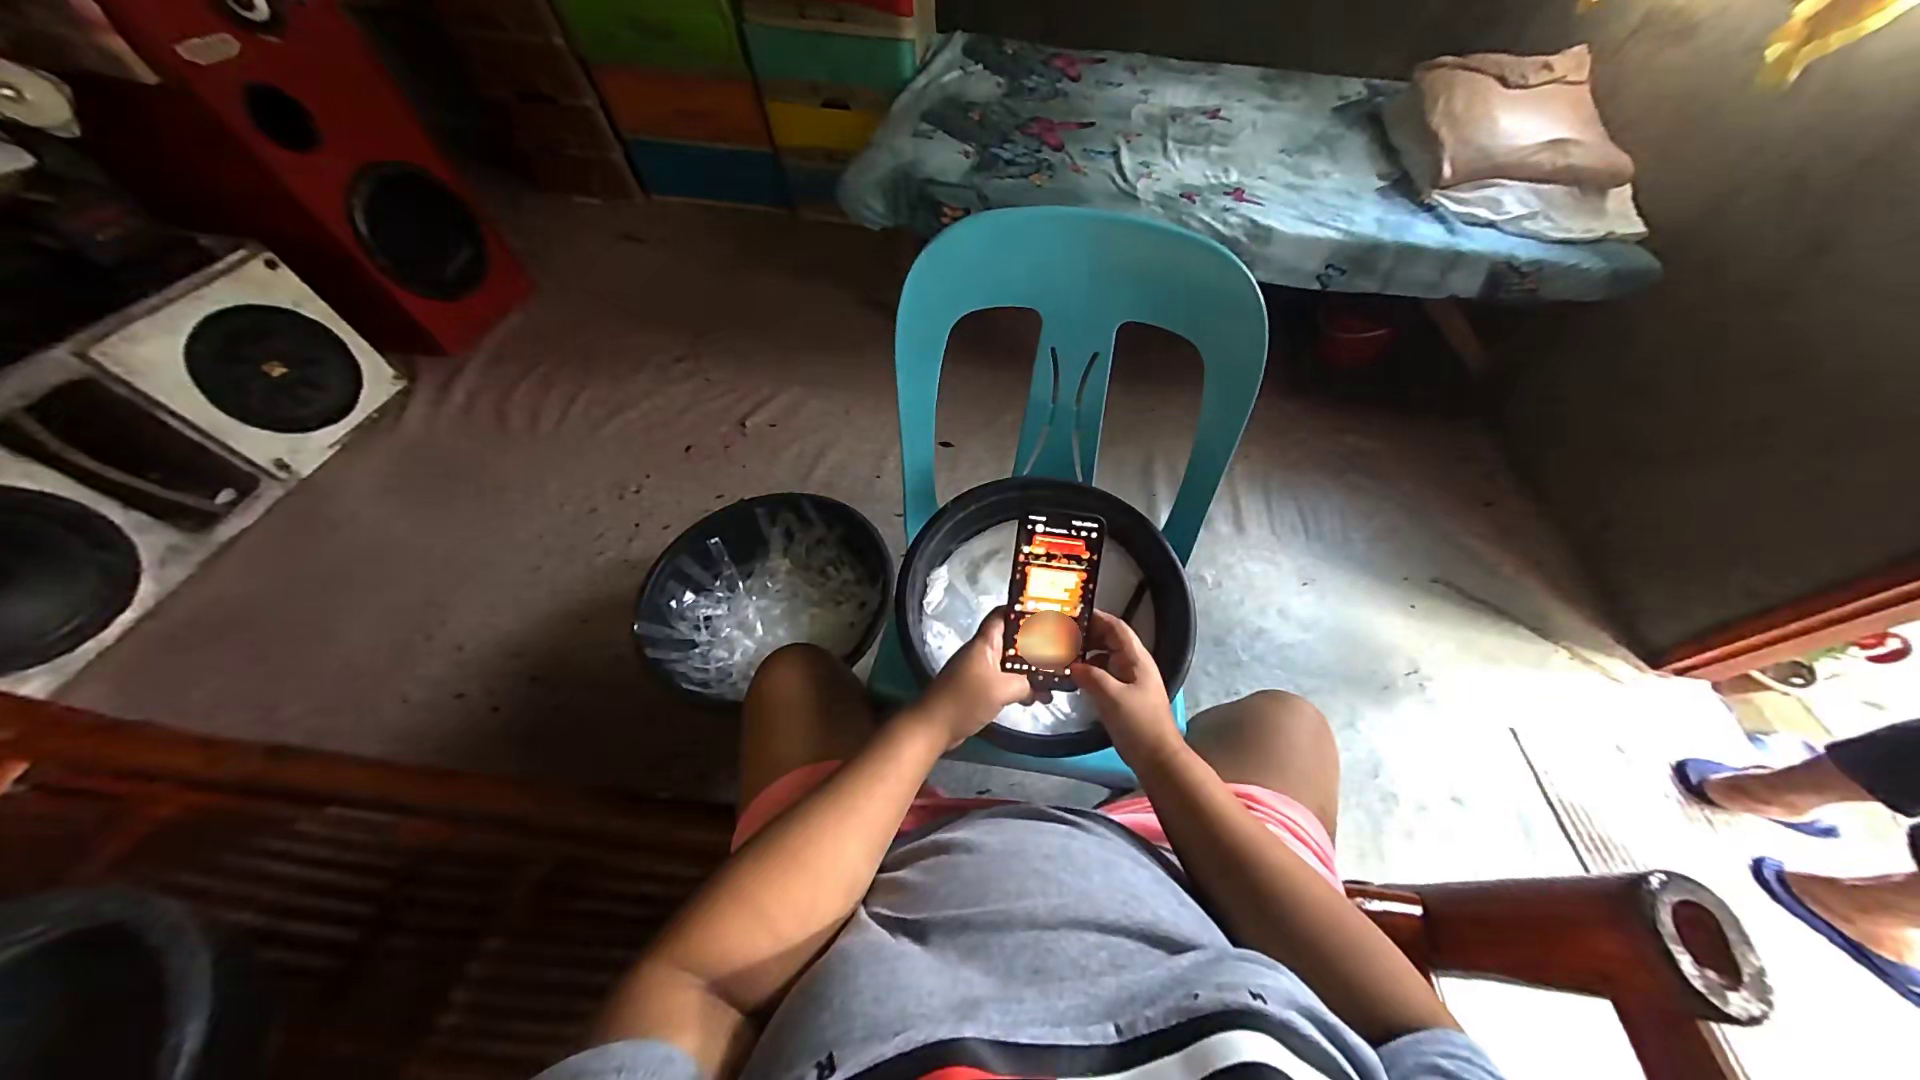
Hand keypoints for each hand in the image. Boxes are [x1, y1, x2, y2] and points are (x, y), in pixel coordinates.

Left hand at [919, 608, 1041, 747]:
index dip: (1021, 611)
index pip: (1002, 616)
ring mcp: (980, 672)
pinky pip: (1005, 682)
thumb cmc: (966, 699)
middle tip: (1058, 652)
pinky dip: (1020, 688)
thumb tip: (1038, 687)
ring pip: (1010, 664)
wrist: (934, 727)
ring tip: (1052, 682)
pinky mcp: (979, 690)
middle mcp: (982, 653)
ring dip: (1030, 672)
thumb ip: (1025, 683)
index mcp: (984, 644)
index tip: (1045, 616)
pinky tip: (1036, 699)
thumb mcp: (1002, 689)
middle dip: (1034, 646)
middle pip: (1011, 641)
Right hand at [1071, 610, 1179, 761]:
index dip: (1095, 617)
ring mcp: (1128, 680)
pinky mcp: (1122, 695)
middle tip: (1059, 634)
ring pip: (1103, 657)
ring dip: (1084, 654)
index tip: (1071, 614)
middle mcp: (1133, 664)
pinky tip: (1071, 675)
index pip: (1115, 627)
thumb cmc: (1139, 724)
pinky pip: (1102, 674)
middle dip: (1085, 635)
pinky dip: (1087, 671)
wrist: (1158, 758)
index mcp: (1136, 659)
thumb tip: (1071, 665)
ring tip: (1061, 653)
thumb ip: (1089, 675)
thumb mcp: (1111, 697)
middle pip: (1108, 640)